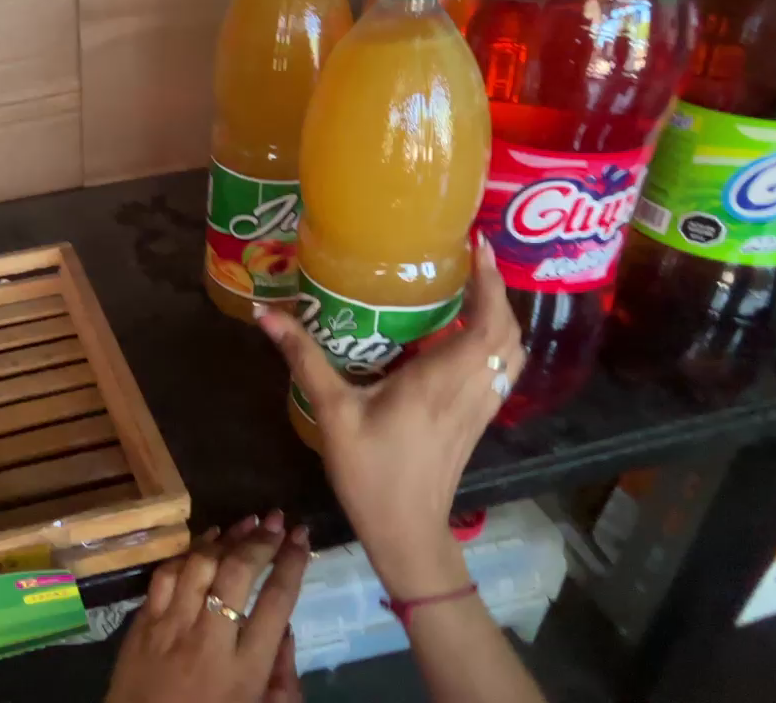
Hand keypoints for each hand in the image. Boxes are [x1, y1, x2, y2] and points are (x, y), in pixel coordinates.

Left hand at [105, 512, 310, 702]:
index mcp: (245, 670)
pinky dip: (189, 551)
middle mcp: (209, 639)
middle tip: (277, 518)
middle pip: (238, 574)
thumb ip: (281, 680)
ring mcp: (172, 625)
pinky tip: (207, 539)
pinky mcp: (144, 620)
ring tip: (248, 521)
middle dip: (261, 541)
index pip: (276, 604)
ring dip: (227, 537)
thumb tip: (288, 630)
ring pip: (201, 564)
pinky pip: (167, 573)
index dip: (291, 565)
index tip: (301, 536)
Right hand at [256, 236, 523, 598]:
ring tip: (472, 288)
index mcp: (441, 380)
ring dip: (501, 316)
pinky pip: (499, 371)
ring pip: (509, 353)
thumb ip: (304, 358)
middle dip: (497, 291)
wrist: (406, 531)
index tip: (478, 245)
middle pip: (507, 332)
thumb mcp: (332, 411)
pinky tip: (464, 335)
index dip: (489, 282)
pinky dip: (494, 343)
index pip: (486, 322)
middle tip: (470, 259)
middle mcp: (469, 388)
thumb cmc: (371, 470)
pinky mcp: (476, 421)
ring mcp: (479, 408)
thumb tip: (265, 313)